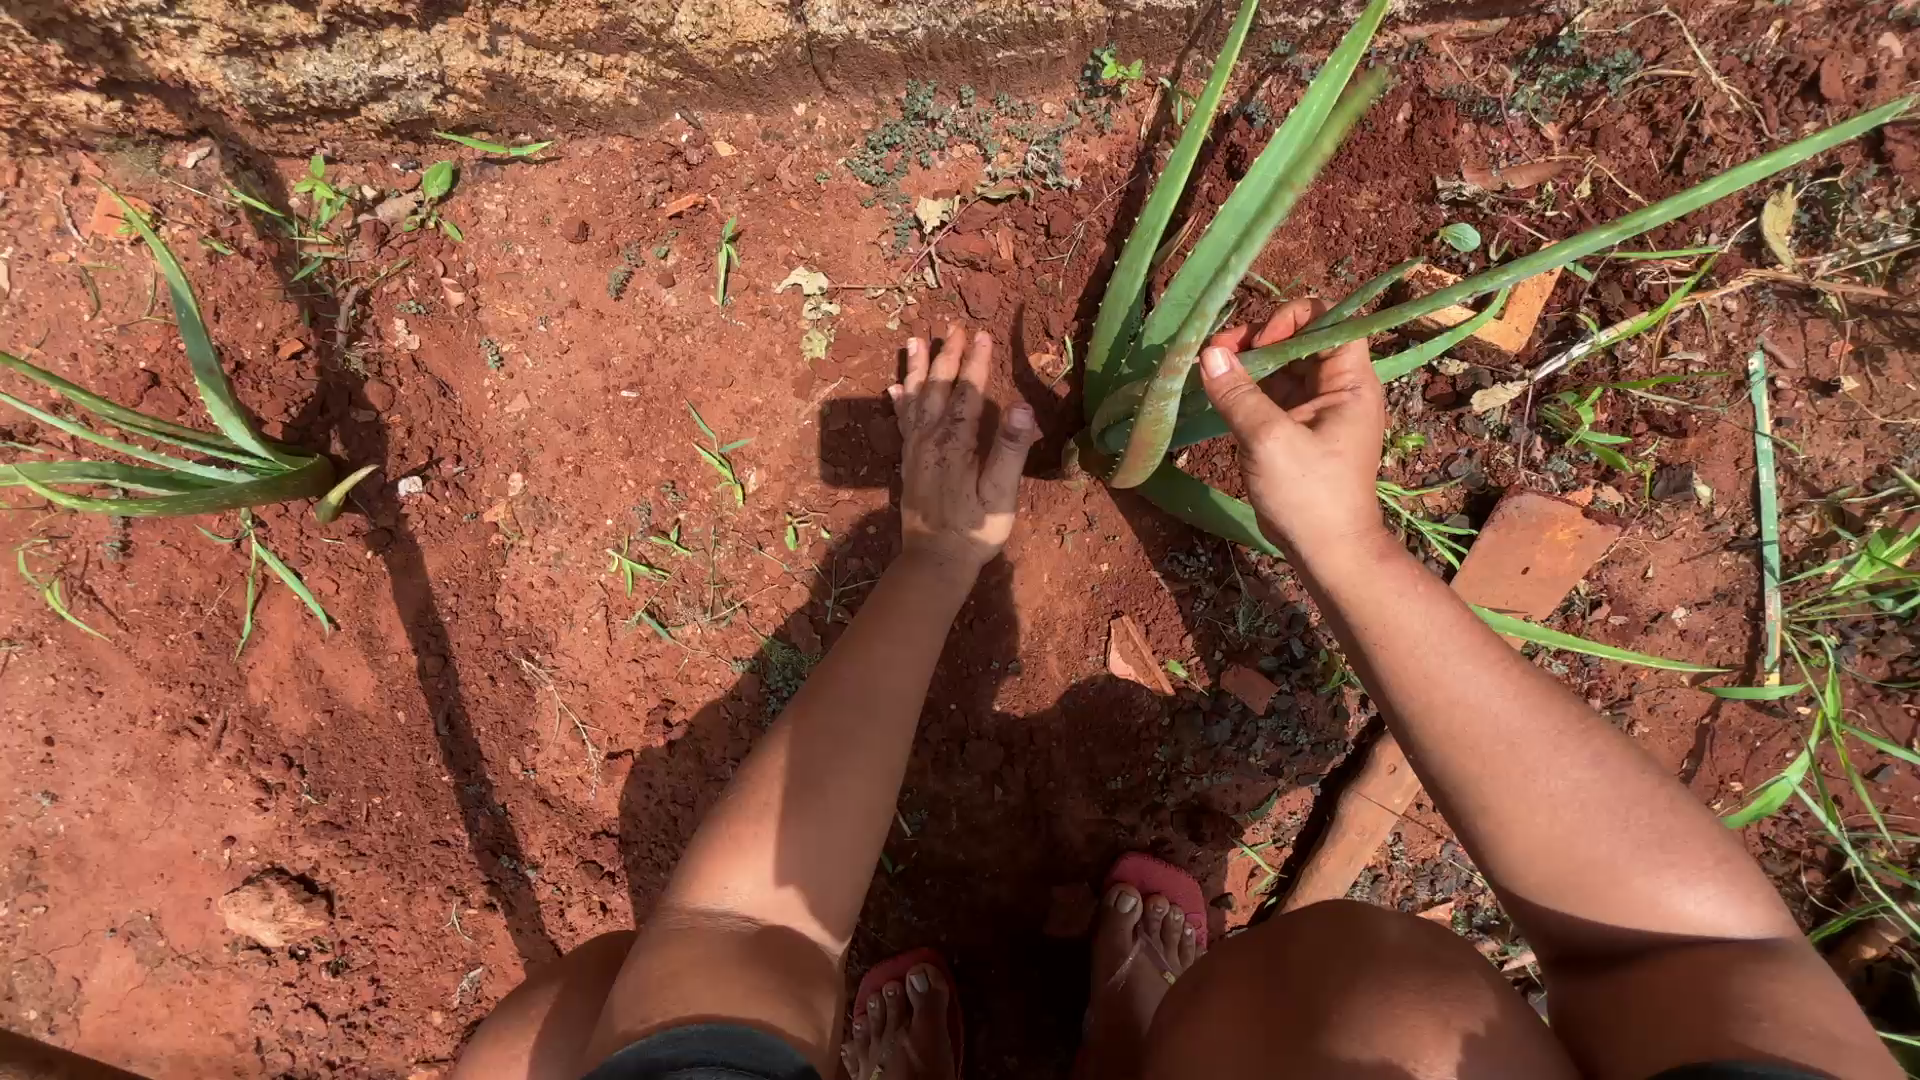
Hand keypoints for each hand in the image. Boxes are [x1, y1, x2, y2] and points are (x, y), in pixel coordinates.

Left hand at [888, 325, 1039, 574]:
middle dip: (948, 356)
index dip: (976, 363)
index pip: (968, 393)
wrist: (935, 561)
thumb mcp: (1001, 493)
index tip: (983, 335)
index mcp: (957, 443)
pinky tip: (895, 387)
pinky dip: (899, 401)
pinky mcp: (907, 463)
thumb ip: (1010, 449)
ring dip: (918, 369)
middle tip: (954, 328)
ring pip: (915, 399)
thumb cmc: (976, 530)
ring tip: (917, 341)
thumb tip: (1021, 406)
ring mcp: (915, 450)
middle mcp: (931, 439)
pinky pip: (902, 422)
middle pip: (939, 389)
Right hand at [1198, 297, 1386, 557]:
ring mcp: (1314, 411)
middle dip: (1257, 342)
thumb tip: (1208, 353)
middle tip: (1214, 355)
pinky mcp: (1294, 432)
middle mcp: (1336, 389)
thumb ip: (1237, 394)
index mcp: (1350, 382)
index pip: (1329, 322)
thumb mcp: (1268, 439)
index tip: (1257, 346)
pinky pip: (1269, 398)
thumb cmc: (1308, 493)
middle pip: (1298, 343)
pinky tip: (1215, 396)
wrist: (1326, 549)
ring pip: (1279, 370)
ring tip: (1207, 374)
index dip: (1290, 321)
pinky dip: (1243, 392)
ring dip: (1245, 367)